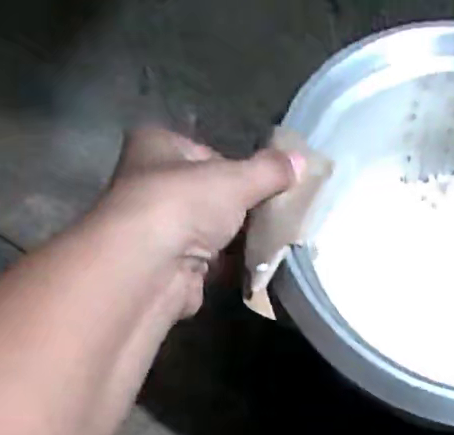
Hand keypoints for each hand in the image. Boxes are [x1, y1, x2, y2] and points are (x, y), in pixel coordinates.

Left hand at [92, 126, 300, 317]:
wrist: (151, 267)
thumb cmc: (184, 204)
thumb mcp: (235, 179)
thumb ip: (269, 171)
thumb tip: (302, 161)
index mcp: (156, 146)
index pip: (207, 154)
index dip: (239, 170)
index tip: (267, 186)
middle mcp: (152, 185)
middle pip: (210, 196)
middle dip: (241, 210)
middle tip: (276, 216)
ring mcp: (160, 231)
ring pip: (212, 232)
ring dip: (239, 241)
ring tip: (273, 242)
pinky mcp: (172, 269)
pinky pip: (211, 264)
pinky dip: (233, 268)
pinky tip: (258, 267)